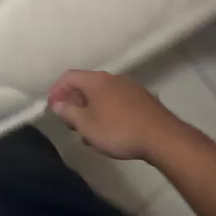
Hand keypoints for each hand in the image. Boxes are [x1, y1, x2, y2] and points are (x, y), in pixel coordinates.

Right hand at [46, 70, 194, 161]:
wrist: (163, 138)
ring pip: (102, 95)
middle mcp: (113, 78)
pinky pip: (117, 102)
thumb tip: (58, 104)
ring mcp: (131, 88)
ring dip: (91, 110)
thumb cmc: (118, 130)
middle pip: (86, 85)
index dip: (56, 91)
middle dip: (74, 102)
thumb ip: (68, 112)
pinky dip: (107, 113)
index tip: (52, 108)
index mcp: (96, 80)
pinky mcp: (144, 101)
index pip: (69, 77)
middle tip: (69, 122)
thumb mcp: (86, 125)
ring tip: (88, 132)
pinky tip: (109, 131)